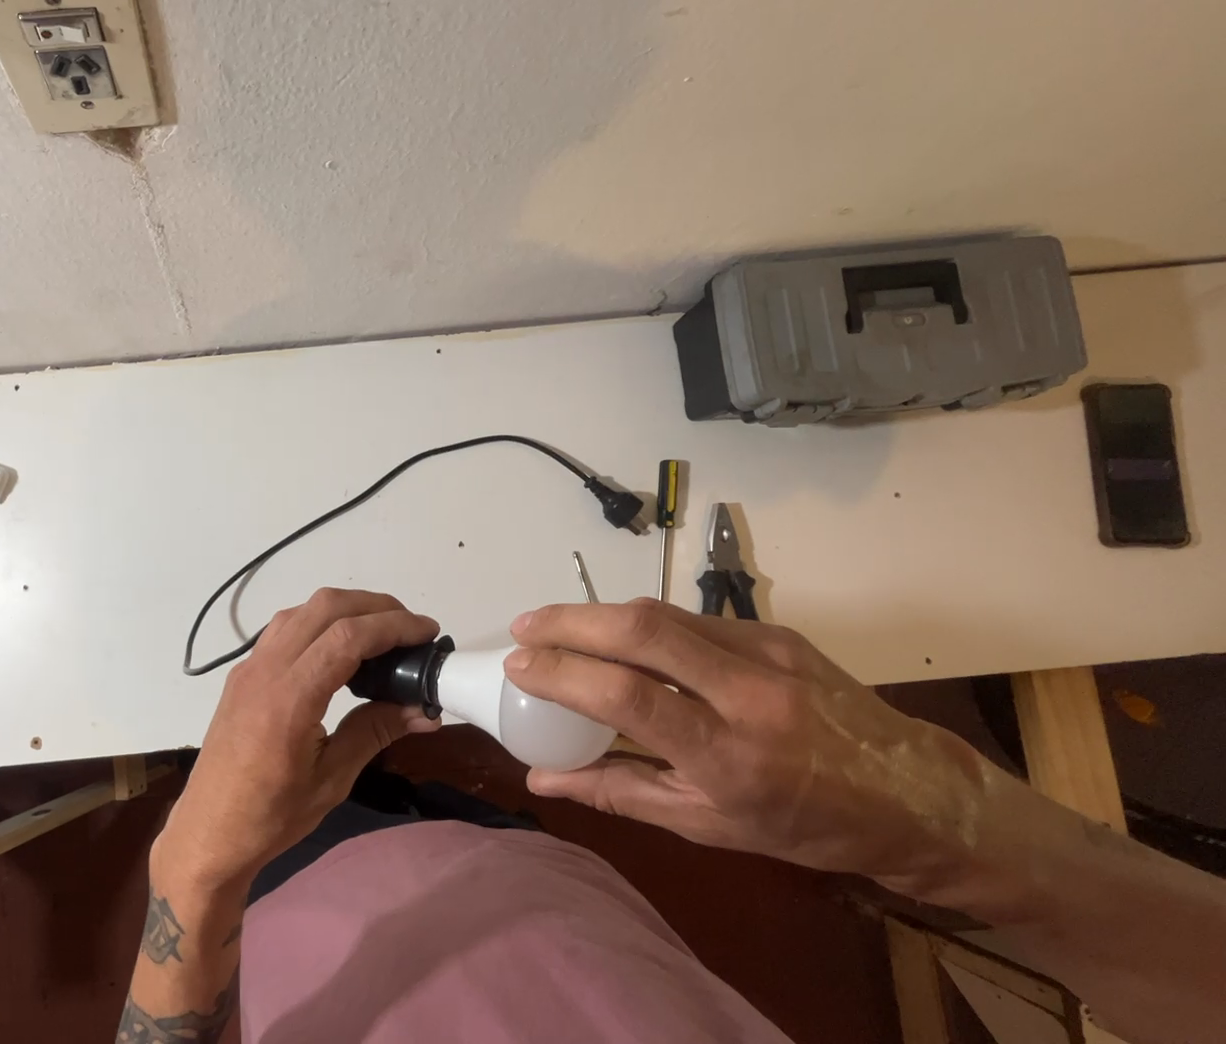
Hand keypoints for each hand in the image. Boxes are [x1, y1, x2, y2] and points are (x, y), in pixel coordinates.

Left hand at [155, 588, 440, 891]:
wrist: (208, 832)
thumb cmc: (270, 816)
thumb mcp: (331, 779)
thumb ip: (374, 732)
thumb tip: (424, 709)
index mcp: (289, 697)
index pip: (347, 636)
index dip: (393, 626)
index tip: (428, 632)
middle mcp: (265, 669)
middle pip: (324, 607)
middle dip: (374, 606)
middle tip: (411, 629)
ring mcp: (249, 667)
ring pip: (302, 611)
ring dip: (345, 609)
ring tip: (381, 635)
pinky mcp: (243, 674)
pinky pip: (284, 628)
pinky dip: (319, 622)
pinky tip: (340, 649)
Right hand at [504, 599, 1006, 899]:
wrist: (919, 797)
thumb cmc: (804, 825)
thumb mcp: (705, 826)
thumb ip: (616, 793)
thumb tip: (541, 778)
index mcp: (729, 756)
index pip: (627, 695)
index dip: (562, 673)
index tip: (518, 667)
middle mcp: (748, 693)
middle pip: (641, 629)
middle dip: (568, 620)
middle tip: (523, 628)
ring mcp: (767, 652)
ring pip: (661, 613)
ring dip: (597, 614)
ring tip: (555, 626)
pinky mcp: (775, 632)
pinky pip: (689, 618)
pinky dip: (639, 623)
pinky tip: (617, 635)